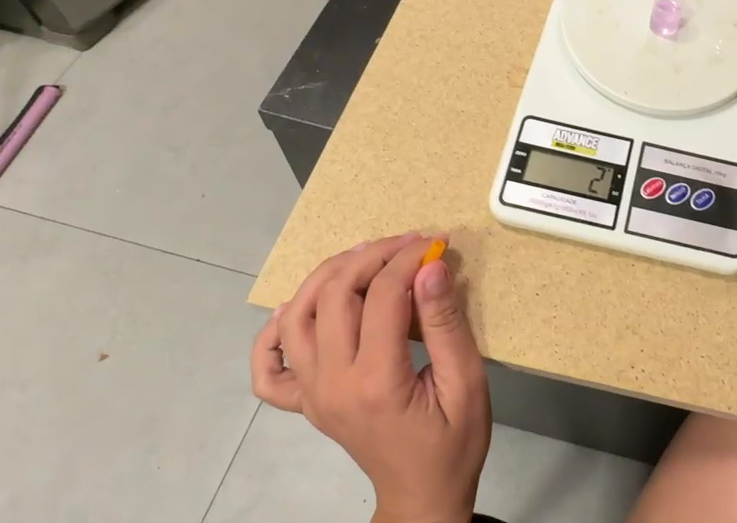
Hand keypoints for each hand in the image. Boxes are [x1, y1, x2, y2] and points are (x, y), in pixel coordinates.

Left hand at [251, 234, 490, 522]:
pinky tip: (300, 307)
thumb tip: (431, 266)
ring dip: (328, 274)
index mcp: (376, 380)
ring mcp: (311, 394)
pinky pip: (269, 366)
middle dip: (373, 255)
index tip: (436, 242)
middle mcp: (332, 384)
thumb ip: (447, 323)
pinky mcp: (305, 401)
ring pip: (298, 315)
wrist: (423, 495)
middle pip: (334, 294)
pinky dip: (276, 330)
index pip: (382, 295)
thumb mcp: (467, 381)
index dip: (408, 258)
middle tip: (409, 243)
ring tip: (366, 256)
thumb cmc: (453, 442)